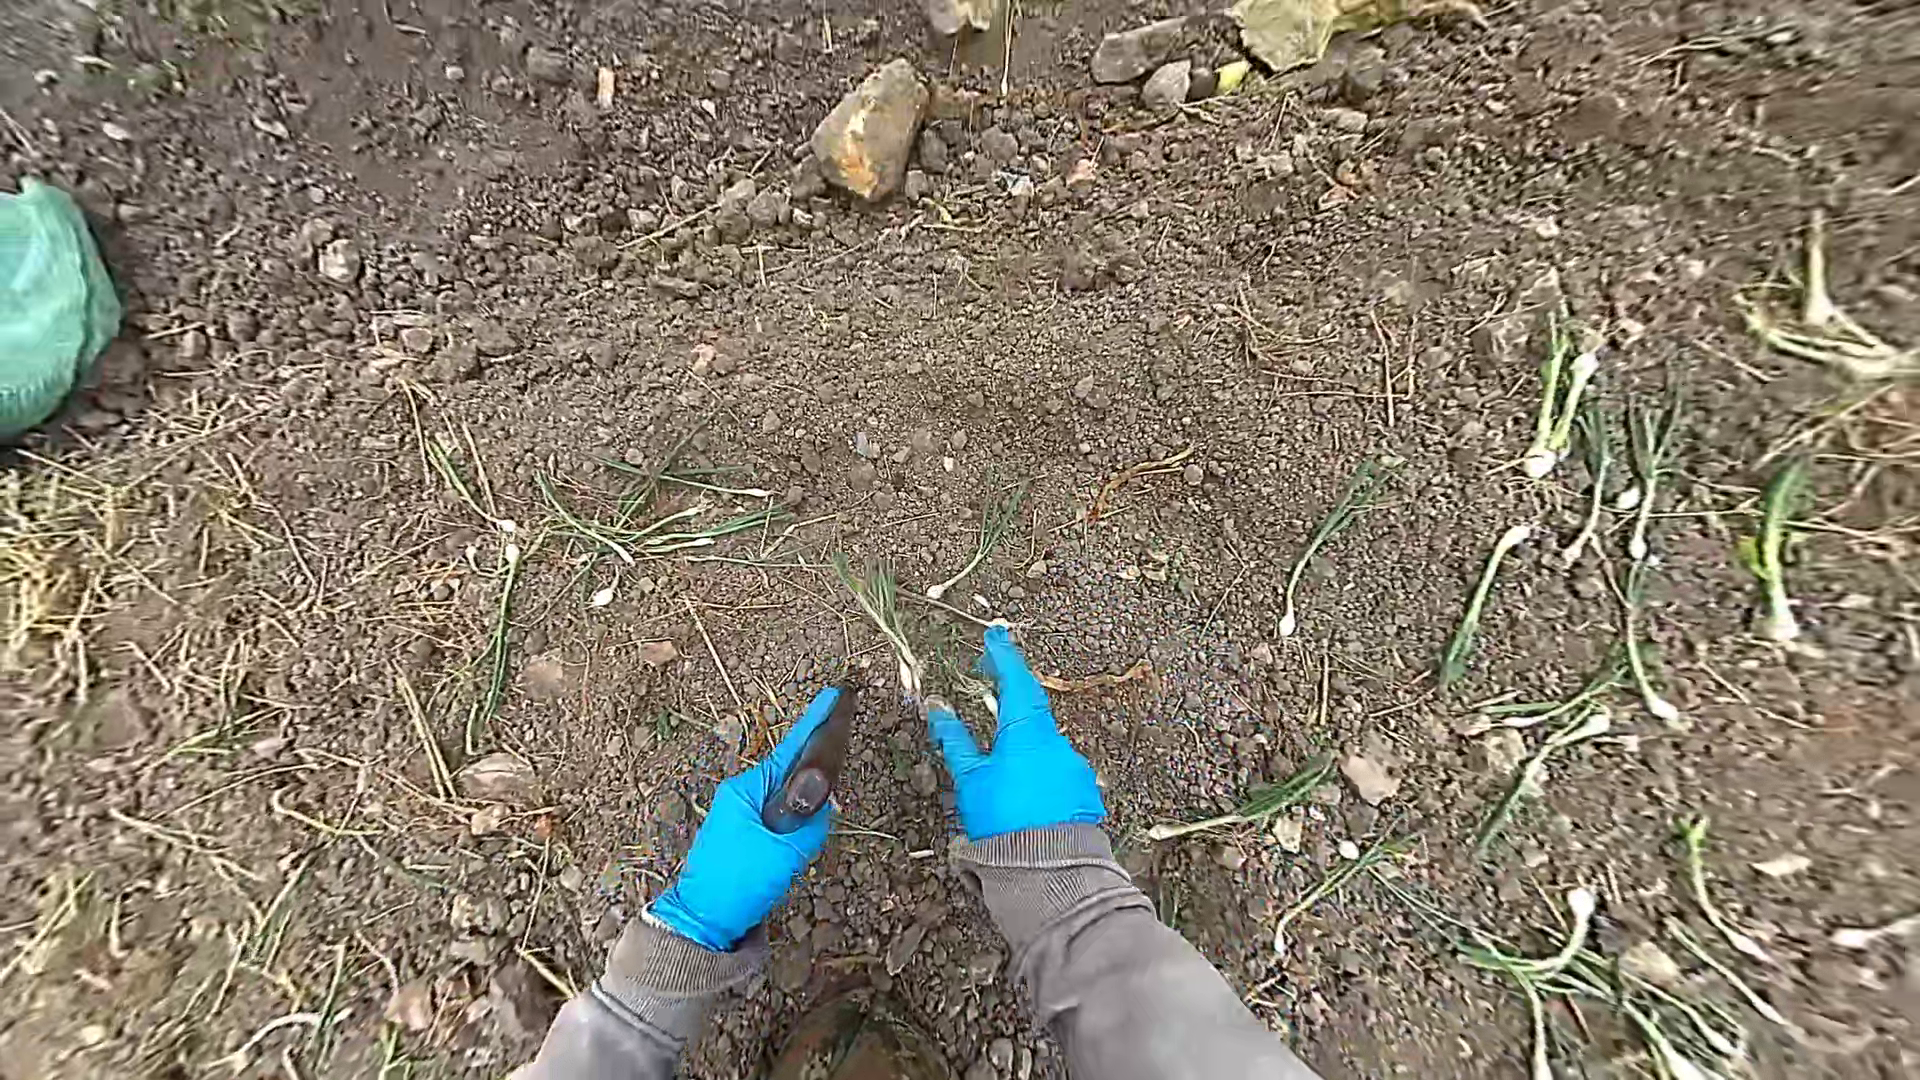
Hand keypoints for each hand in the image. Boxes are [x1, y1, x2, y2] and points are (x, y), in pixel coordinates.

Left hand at [649, 687, 841, 951]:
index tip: (835, 695)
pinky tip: (796, 836)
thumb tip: (826, 804)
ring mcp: (739, 809)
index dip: (816, 720)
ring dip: (802, 802)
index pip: (791, 746)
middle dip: (814, 769)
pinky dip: (791, 818)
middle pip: (790, 768)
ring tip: (809, 823)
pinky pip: (775, 811)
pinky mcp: (741, 828)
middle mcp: (743, 790)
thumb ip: (812, 821)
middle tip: (835, 763)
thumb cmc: (740, 882)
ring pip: (784, 793)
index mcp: (750, 787)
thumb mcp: (786, 850)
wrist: (699, 923)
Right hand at [926, 625, 1104, 840]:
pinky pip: (1056, 764)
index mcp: (1027, 732)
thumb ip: (955, 740)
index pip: (1016, 680)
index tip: (994, 634)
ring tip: (1002, 748)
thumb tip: (937, 709)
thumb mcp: (971, 779)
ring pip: (1043, 738)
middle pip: (1031, 706)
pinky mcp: (1082, 787)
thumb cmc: (1003, 823)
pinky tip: (1024, 781)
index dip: (1003, 655)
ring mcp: (1072, 765)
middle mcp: (1056, 741)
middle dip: (1009, 692)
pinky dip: (1038, 763)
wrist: (1049, 873)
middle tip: (989, 675)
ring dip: (1022, 737)